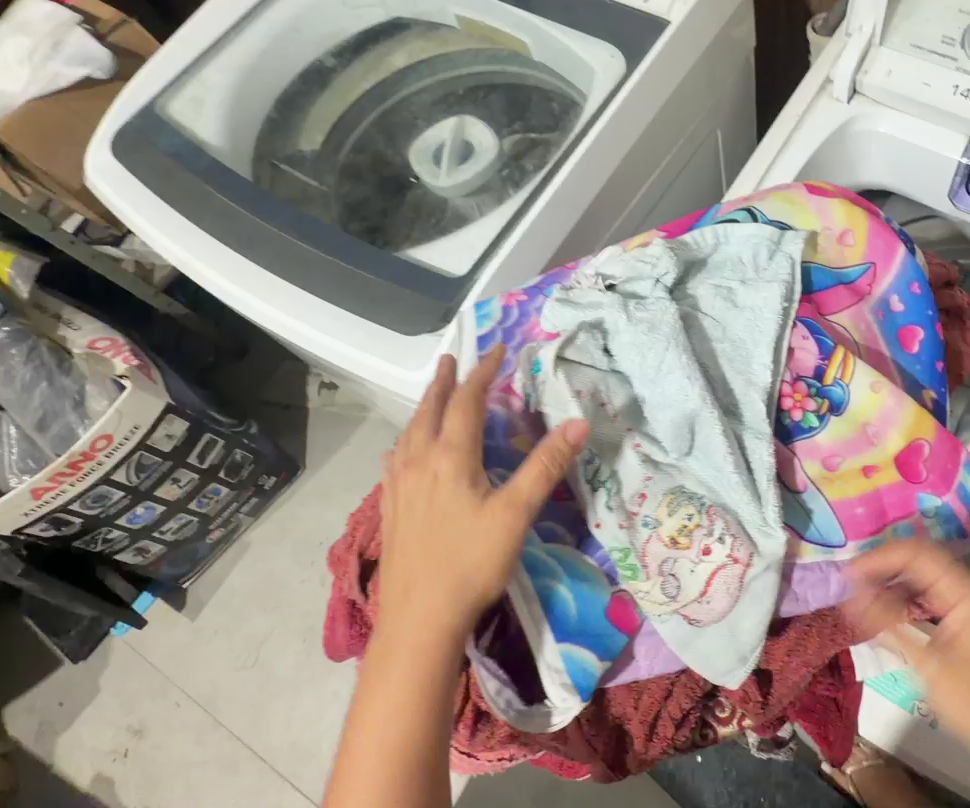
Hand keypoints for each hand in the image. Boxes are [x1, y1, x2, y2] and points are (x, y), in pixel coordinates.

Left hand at [373, 344, 589, 641]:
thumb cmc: (471, 564)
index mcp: (450, 457)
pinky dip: (407, 439)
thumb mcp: (516, 514)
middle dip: (445, 382)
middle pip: (431, 410)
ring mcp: (399, 486)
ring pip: (409, 432)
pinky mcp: (390, 509)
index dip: (483, 373)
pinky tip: (404, 450)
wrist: (418, 620)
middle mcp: (419, 462)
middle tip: (452, 358)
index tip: (497, 349)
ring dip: (425, 406)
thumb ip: (545, 467)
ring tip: (433, 394)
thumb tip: (578, 424)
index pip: (468, 402)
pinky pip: (396, 458)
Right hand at [844, 539, 969, 767]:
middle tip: (847, 582)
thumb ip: (887, 622)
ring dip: (889, 583)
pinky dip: (902, 598)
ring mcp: (967, 598)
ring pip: (920, 575)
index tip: (847, 573)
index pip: (916, 555)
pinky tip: (879, 609)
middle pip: (917, 560)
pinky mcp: (961, 613)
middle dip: (881, 569)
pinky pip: (926, 593)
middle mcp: (969, 585)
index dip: (879, 559)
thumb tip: (850, 595)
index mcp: (967, 590)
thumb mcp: (926, 662)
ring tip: (856, 595)